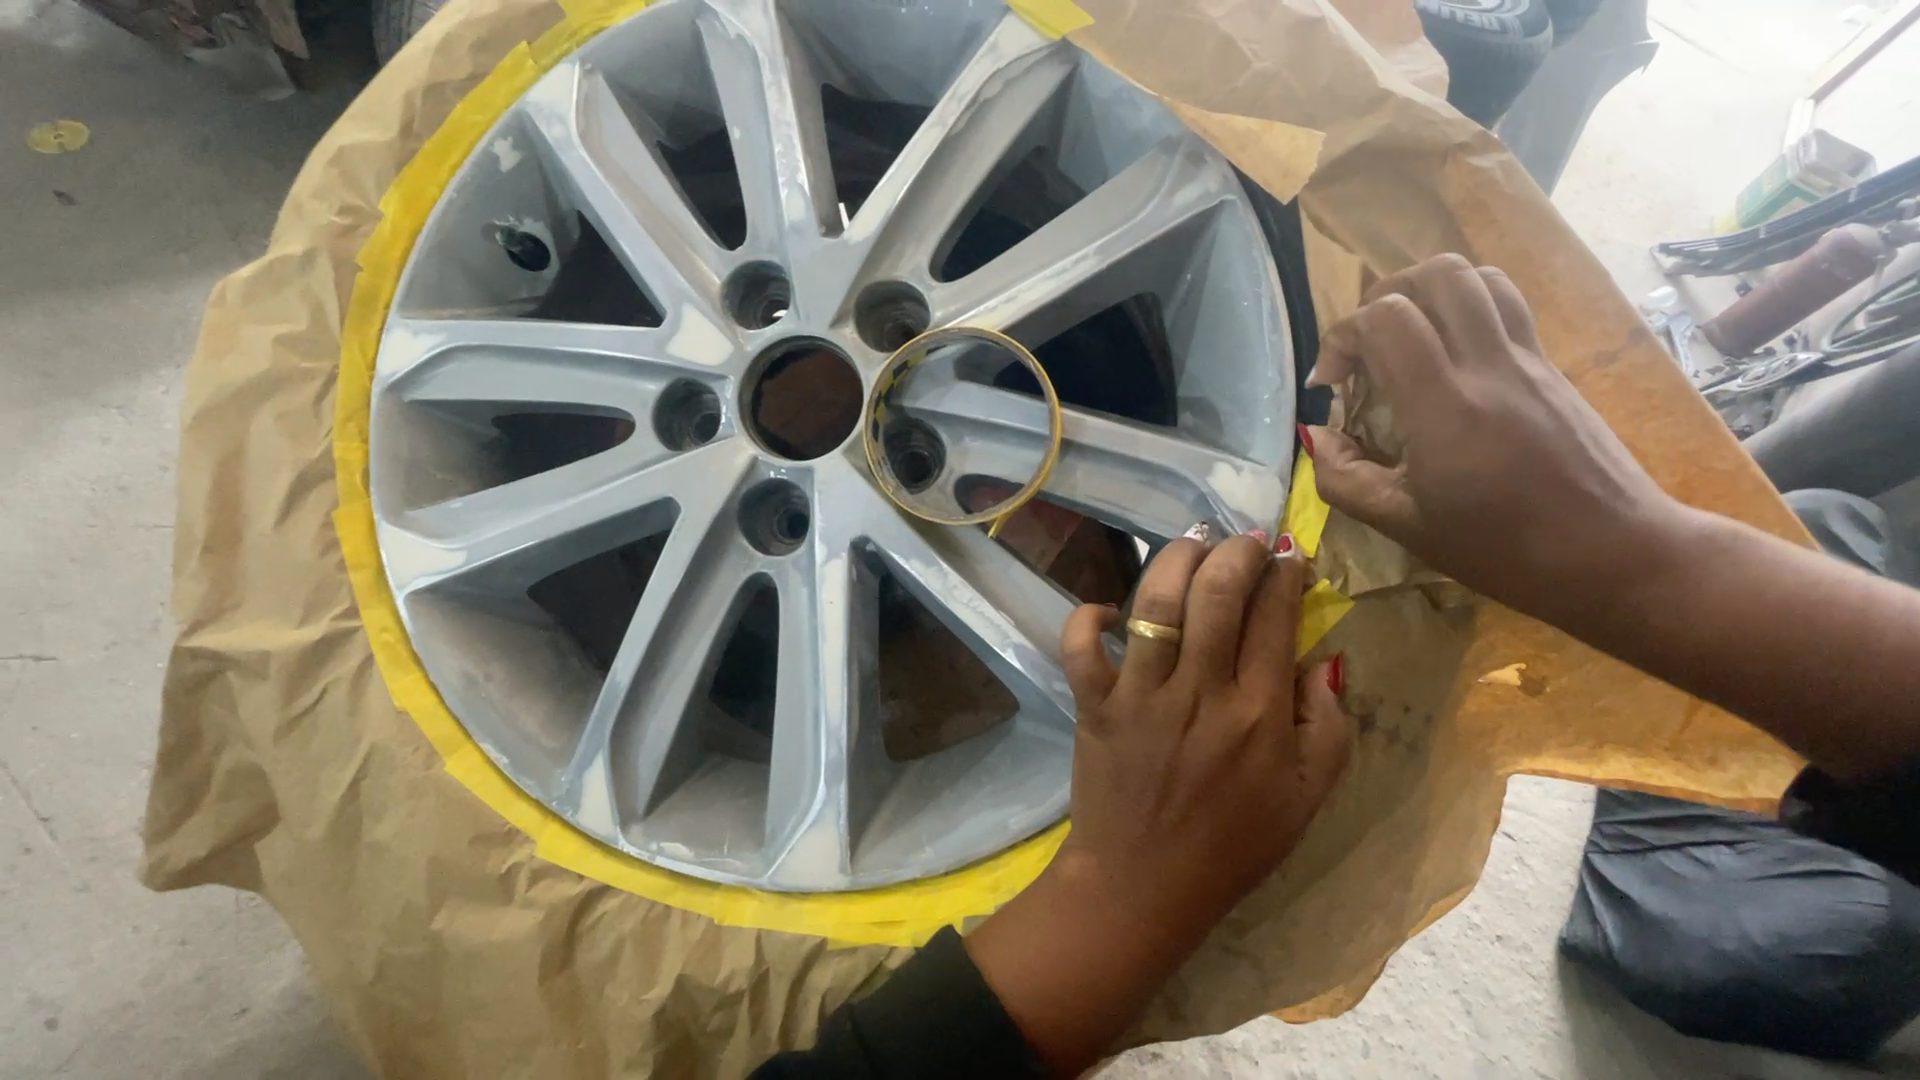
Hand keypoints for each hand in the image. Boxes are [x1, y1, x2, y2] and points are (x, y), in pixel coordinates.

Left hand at [1056, 532, 1352, 931]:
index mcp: (1258, 714)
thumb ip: (1327, 727)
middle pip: (1216, 593)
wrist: (1144, 885)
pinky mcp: (1094, 706)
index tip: (1288, 555)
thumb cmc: (1232, 845)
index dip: (1284, 573)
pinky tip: (1109, 612)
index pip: (1274, 617)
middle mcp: (1200, 692)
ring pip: (1155, 604)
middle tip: (1242, 540)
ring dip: (1174, 561)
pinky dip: (1087, 619)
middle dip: (1234, 552)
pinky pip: (1080, 648)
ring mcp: (1140, 696)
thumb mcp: (1308, 798)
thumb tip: (1321, 660)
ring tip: (1191, 545)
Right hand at [1306, 254, 1683, 620]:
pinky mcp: (1550, 366)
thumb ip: (1343, 477)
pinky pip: (1504, 305)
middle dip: (1383, 297)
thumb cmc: (1501, 549)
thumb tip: (1322, 436)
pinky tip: (1446, 357)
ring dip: (1427, 293)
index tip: (1331, 384)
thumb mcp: (1402, 524)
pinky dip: (1463, 309)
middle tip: (1366, 348)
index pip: (1386, 318)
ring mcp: (1527, 359)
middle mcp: (1489, 365)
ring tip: (1406, 340)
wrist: (1614, 552)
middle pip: (1437, 274)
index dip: (1342, 336)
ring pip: (1477, 277)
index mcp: (1445, 406)